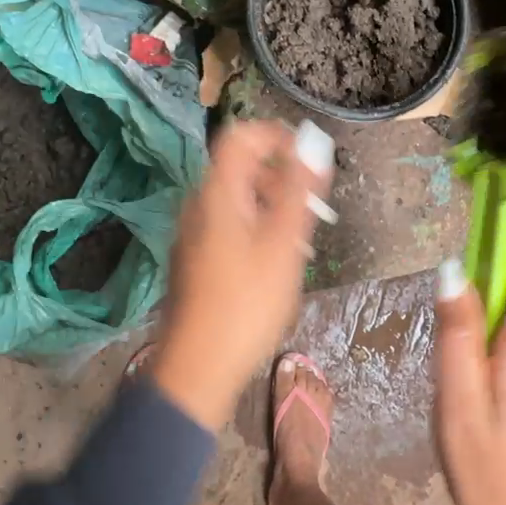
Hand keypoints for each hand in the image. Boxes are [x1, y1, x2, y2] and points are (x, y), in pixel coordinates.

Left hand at [151, 120, 331, 430]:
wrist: (197, 368)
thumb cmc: (246, 304)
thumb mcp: (283, 244)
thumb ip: (300, 190)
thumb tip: (313, 144)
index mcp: (216, 192)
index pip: (241, 136)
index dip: (276, 136)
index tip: (308, 158)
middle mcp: (198, 204)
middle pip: (240, 168)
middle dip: (281, 178)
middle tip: (311, 207)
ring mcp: (192, 233)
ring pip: (237, 199)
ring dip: (272, 206)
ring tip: (300, 241)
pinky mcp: (194, 259)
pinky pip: (228, 225)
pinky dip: (256, 229)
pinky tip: (275, 265)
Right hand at [434, 236, 505, 504]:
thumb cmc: (490, 468)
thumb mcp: (458, 400)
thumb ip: (457, 332)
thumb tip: (454, 268)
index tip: (483, 235)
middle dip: (494, 272)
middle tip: (450, 294)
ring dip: (490, 305)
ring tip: (452, 339)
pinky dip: (495, 331)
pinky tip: (467, 367)